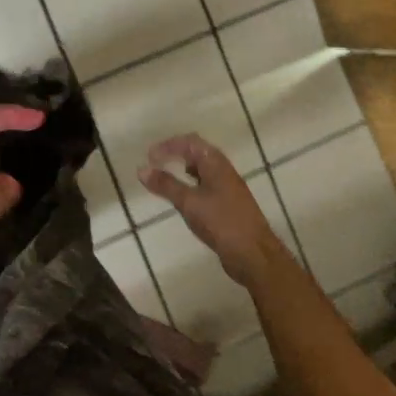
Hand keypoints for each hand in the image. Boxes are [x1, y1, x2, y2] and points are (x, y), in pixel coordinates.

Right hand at [139, 134, 292, 286]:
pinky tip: (184, 199)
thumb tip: (142, 169)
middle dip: (176, 154)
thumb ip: (166, 185)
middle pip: (198, 152)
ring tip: (166, 179)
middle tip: (155, 163)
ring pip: (203, 170)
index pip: (190, 142)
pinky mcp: (228, 204)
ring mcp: (228, 188)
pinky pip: (206, 185)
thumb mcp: (189, 202)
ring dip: (184, 169)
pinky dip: (191, 185)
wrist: (253, 253)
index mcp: (216, 163)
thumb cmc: (221, 222)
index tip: (149, 157)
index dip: (168, 145)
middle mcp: (224, 170)